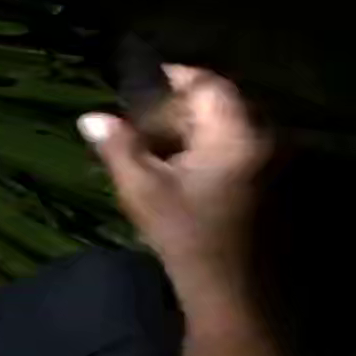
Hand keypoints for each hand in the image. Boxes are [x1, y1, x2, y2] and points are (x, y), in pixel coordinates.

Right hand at [79, 65, 269, 300]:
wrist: (225, 280)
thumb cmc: (183, 230)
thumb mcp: (141, 186)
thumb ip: (118, 147)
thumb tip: (91, 116)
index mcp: (234, 135)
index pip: (209, 86)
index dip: (176, 75)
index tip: (141, 75)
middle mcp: (260, 139)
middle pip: (220, 102)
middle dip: (178, 100)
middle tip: (137, 106)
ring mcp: (264, 159)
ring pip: (224, 124)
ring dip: (187, 122)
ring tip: (147, 130)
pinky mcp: (258, 178)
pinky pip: (228, 144)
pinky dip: (198, 141)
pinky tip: (170, 157)